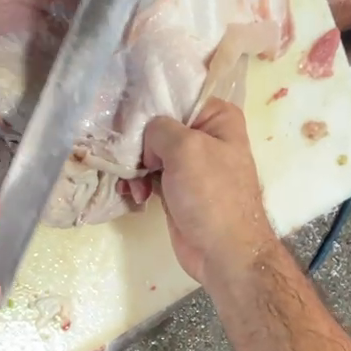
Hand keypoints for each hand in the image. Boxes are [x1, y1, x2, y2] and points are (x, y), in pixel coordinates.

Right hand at [142, 99, 275, 285]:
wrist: (222, 251)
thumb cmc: (211, 195)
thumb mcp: (185, 149)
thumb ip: (159, 130)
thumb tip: (146, 142)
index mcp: (216, 117)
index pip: (175, 99)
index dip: (149, 110)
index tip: (128, 125)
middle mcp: (204, 137)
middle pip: (159, 128)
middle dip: (139, 146)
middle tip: (131, 163)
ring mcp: (190, 167)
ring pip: (150, 156)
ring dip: (135, 170)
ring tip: (133, 188)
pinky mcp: (177, 192)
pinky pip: (150, 179)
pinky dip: (138, 185)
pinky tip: (135, 197)